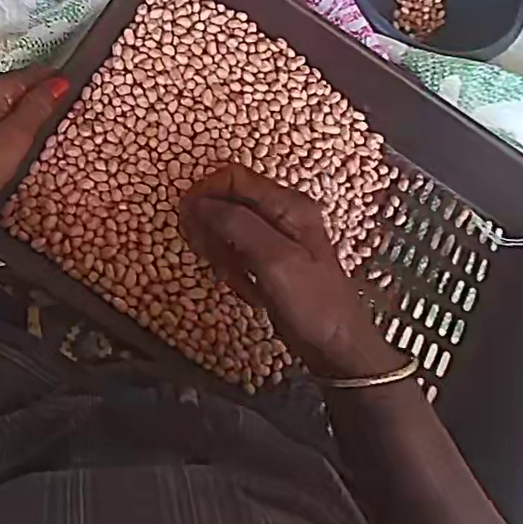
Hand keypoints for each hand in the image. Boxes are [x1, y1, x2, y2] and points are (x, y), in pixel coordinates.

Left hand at [0, 66, 67, 228]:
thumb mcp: (15, 137)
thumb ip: (38, 107)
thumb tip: (59, 81)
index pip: (35, 73)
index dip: (59, 81)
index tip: (81, 92)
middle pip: (20, 85)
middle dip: (44, 94)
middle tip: (72, 110)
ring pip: (9, 101)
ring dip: (29, 110)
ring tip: (53, 125)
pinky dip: (14, 122)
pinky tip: (23, 137)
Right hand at [180, 164, 397, 378]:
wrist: (336, 346)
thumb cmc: (312, 303)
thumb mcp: (274, 259)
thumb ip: (237, 224)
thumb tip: (199, 201)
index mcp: (287, 204)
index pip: (233, 177)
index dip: (205, 192)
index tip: (186, 218)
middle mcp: (281, 213)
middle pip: (226, 201)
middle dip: (210, 227)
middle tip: (206, 255)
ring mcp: (274, 236)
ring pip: (226, 228)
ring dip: (219, 253)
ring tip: (233, 279)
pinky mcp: (268, 259)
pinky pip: (235, 252)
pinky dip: (231, 269)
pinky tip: (245, 289)